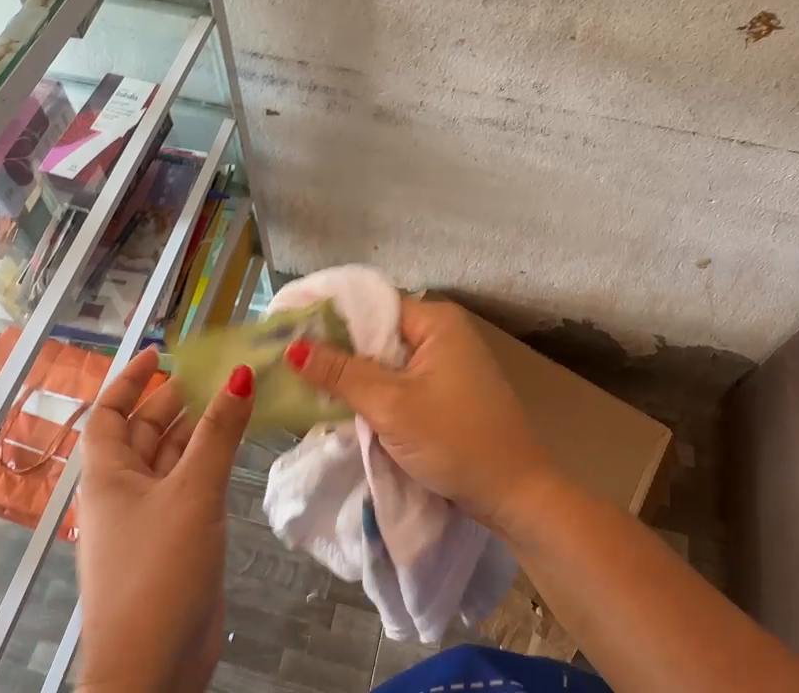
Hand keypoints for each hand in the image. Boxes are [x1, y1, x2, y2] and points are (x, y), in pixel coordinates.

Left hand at [73, 347, 253, 692]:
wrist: (153, 666)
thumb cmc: (159, 569)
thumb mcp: (193, 492)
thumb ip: (220, 433)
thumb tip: (241, 374)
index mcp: (107, 476)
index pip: (108, 413)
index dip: (131, 379)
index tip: (161, 352)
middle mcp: (121, 492)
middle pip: (142, 432)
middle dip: (173, 401)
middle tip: (214, 374)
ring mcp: (146, 521)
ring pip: (168, 460)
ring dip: (195, 431)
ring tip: (232, 400)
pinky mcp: (171, 545)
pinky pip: (186, 489)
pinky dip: (206, 465)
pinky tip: (233, 451)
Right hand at [284, 296, 558, 531]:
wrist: (514, 494)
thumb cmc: (456, 441)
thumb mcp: (392, 406)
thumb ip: (341, 373)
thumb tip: (292, 347)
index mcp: (436, 321)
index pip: (370, 303)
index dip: (328, 314)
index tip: (284, 326)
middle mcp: (442, 333)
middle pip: (375, 331)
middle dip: (335, 347)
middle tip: (284, 358)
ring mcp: (445, 364)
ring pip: (384, 360)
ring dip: (351, 374)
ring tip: (300, 380)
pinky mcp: (443, 393)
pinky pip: (397, 382)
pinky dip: (371, 392)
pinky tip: (338, 403)